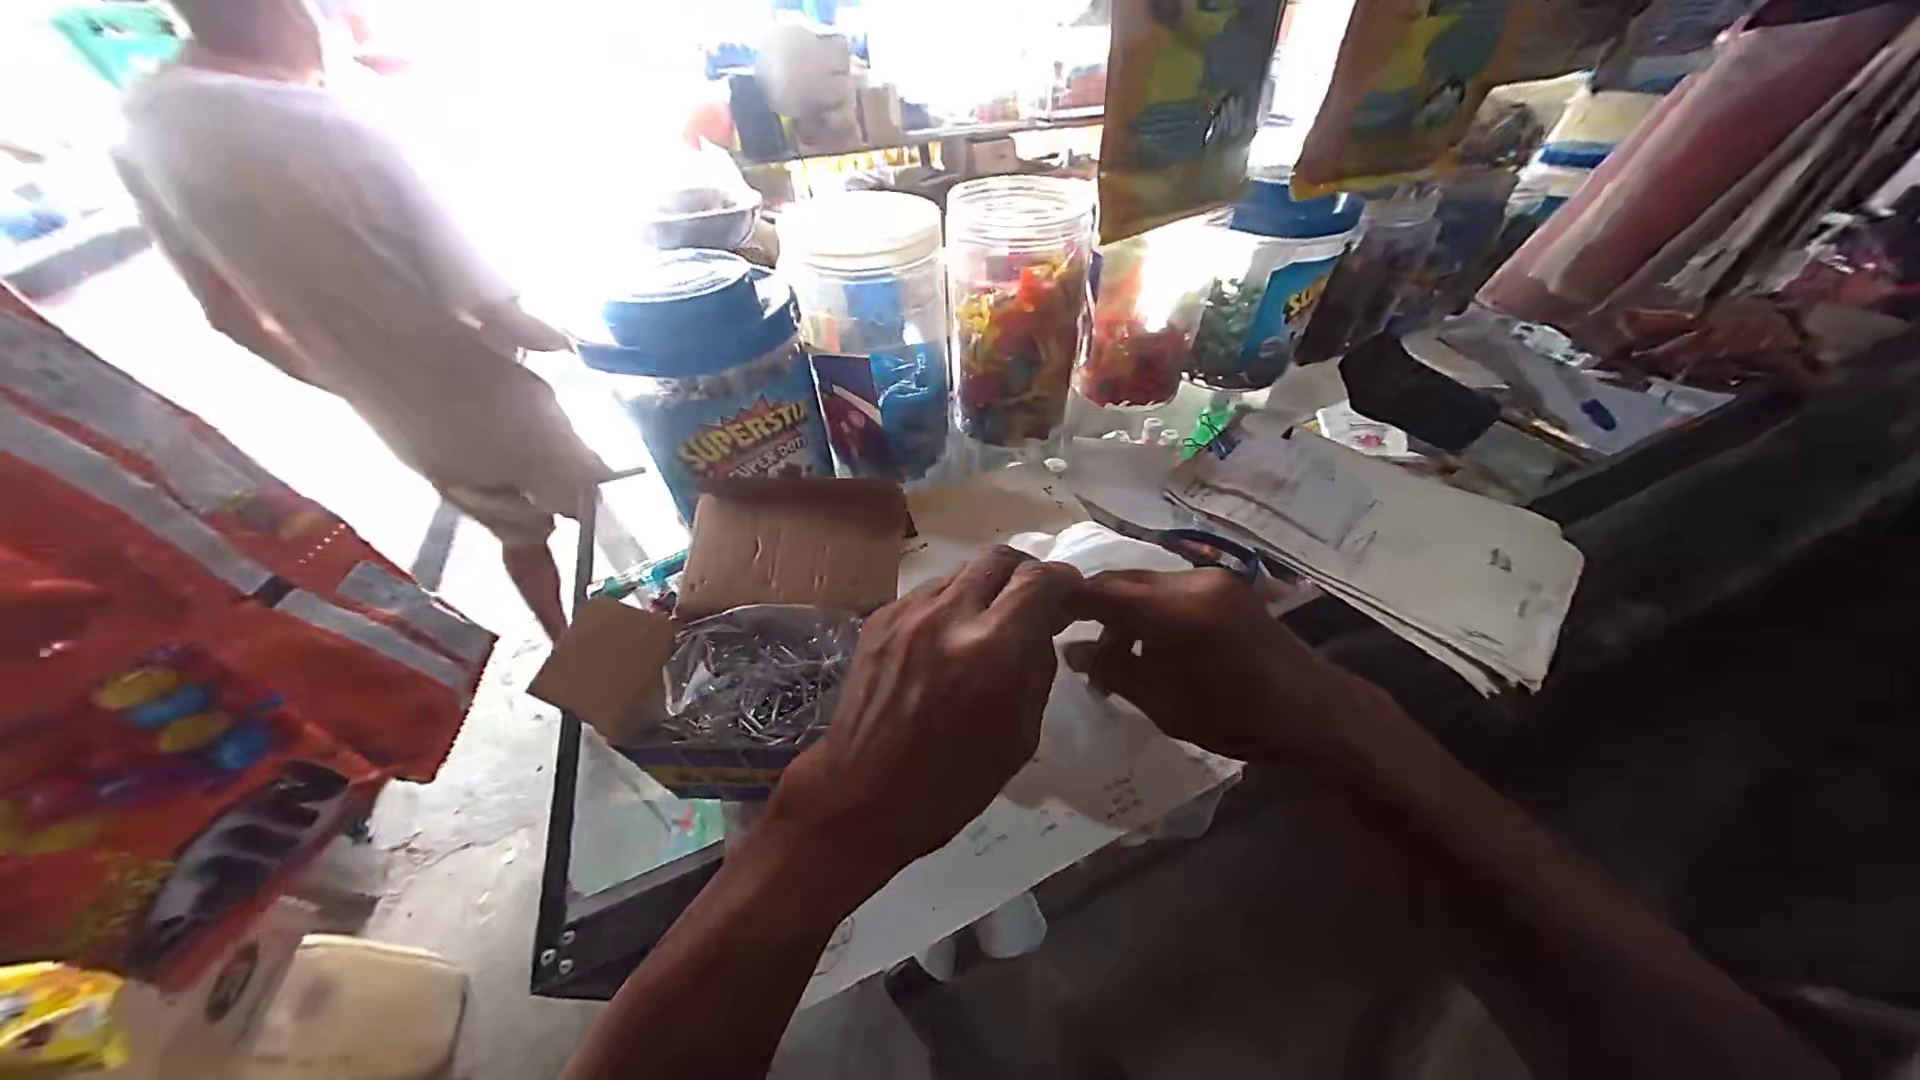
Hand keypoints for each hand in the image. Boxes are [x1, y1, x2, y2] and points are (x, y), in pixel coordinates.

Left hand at [767, 547, 1081, 880]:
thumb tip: (1043, 625)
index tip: (1069, 591)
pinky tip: (948, 636)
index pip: (1039, 581)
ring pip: (961, 570)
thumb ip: (1037, 667)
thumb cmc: (952, 782)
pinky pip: (928, 592)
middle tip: (1032, 597)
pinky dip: (950, 603)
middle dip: (1025, 570)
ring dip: (986, 586)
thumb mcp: (1020, 734)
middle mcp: (948, 616)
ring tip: (989, 619)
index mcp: (991, 650)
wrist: (862, 794)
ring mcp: (907, 613)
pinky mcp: (879, 618)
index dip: (1063, 579)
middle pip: (999, 557)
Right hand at [1066, 569, 1403, 765]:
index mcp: (1177, 612)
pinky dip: (1148, 609)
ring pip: (1144, 583)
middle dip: (1093, 606)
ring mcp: (1212, 579)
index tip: (1040, 615)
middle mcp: (1192, 582)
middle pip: (1122, 581)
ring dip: (1122, 608)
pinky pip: (1170, 589)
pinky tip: (1149, 641)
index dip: (1065, 599)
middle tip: (1072, 637)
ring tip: (1114, 650)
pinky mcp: (1225, 586)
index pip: (1101, 590)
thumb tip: (1072, 650)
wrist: (1318, 713)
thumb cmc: (1238, 719)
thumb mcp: (1165, 705)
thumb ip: (1114, 670)